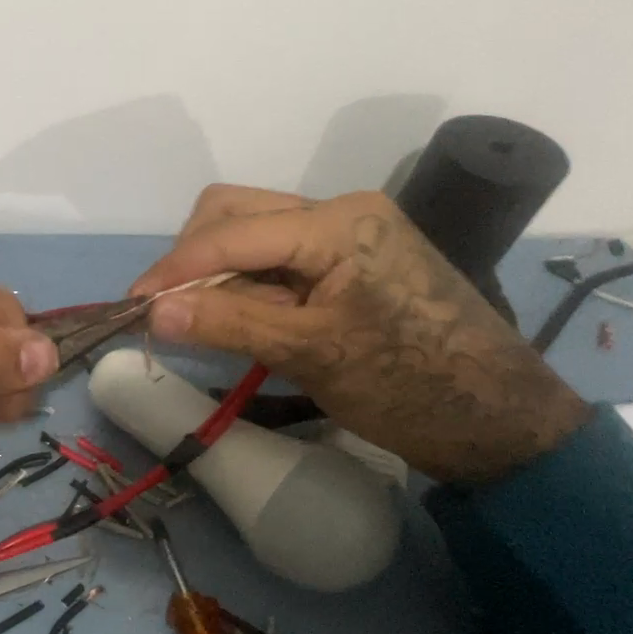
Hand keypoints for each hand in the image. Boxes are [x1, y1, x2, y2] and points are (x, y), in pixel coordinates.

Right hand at [131, 186, 590, 481]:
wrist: (501, 423)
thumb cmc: (411, 386)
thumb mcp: (311, 355)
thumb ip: (229, 323)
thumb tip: (150, 311)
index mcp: (339, 222)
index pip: (231, 232)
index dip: (174, 268)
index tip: (131, 305)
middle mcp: (340, 211)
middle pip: (233, 212)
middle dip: (193, 258)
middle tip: (171, 310)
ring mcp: (347, 232)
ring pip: (250, 230)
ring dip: (217, 271)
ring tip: (212, 321)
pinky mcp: (348, 257)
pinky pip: (275, 254)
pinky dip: (246, 281)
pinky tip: (244, 316)